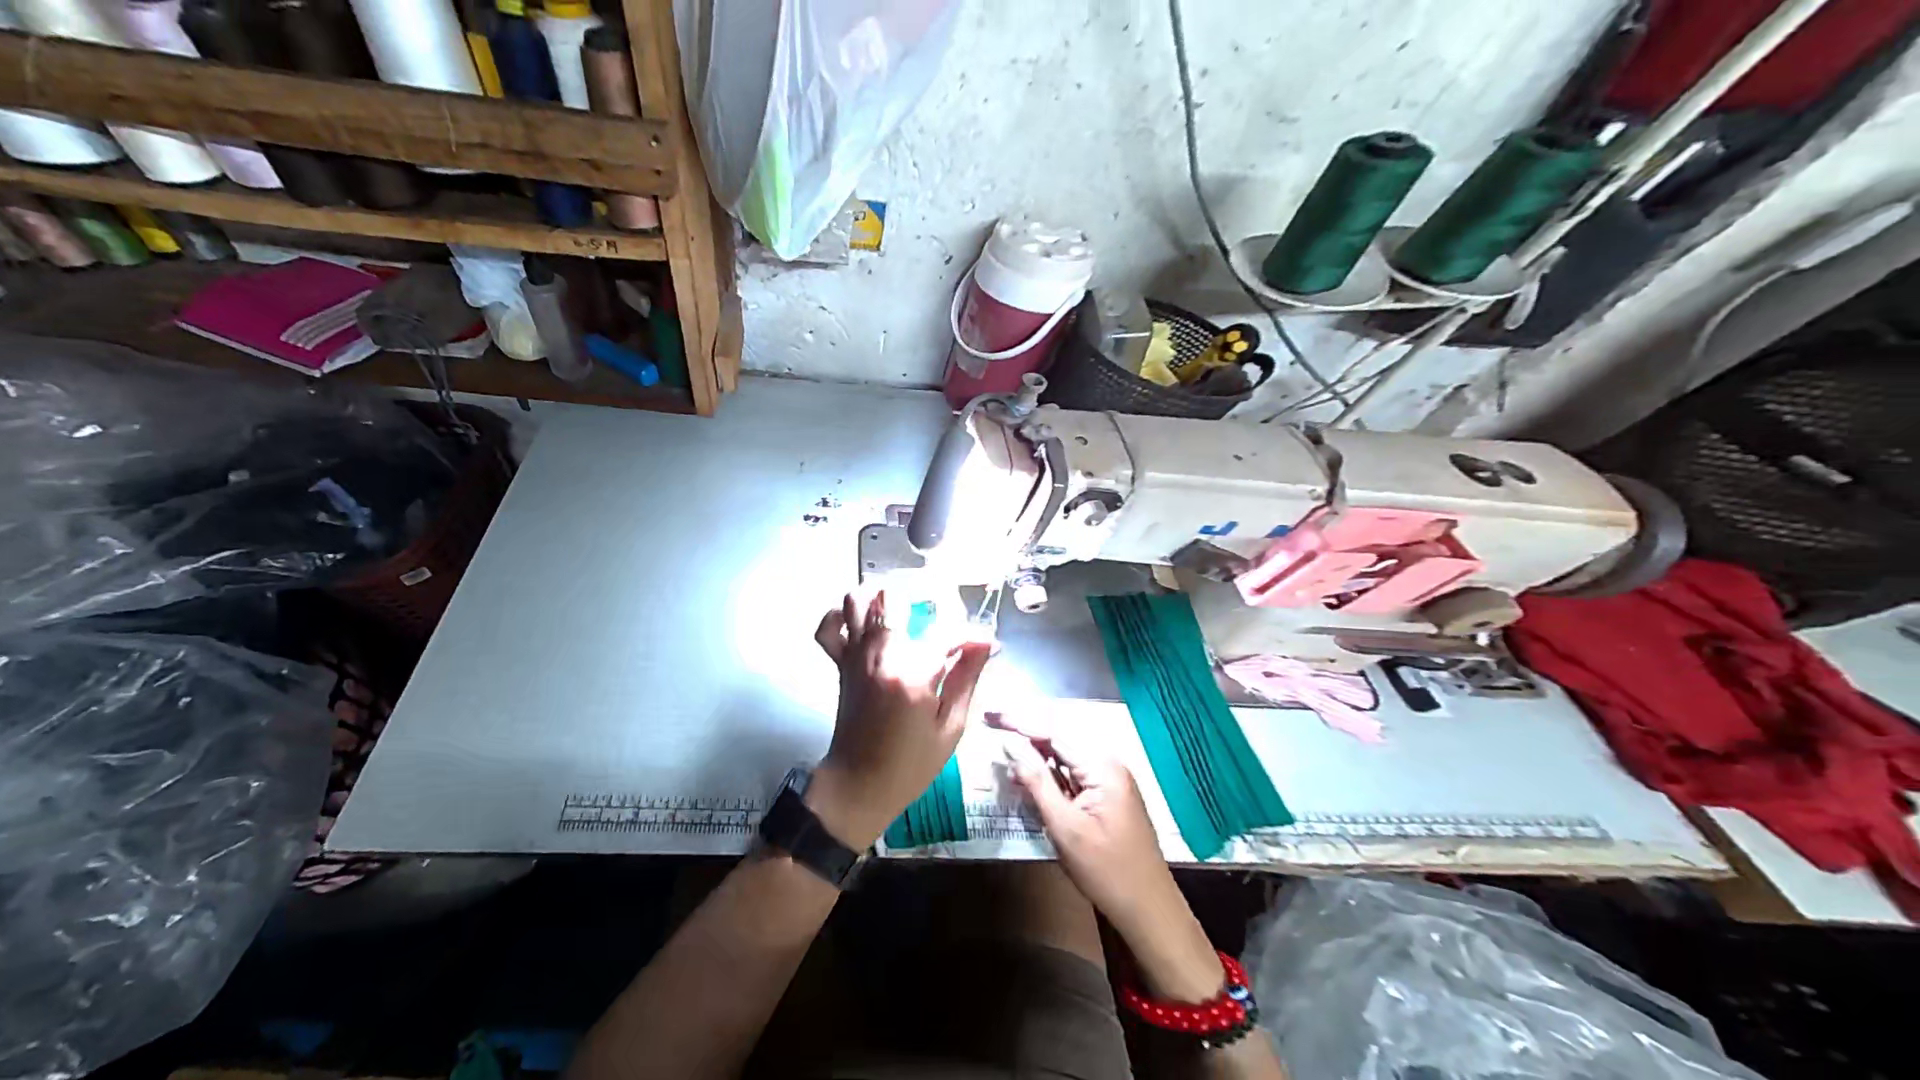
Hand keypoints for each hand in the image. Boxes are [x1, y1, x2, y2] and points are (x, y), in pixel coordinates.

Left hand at [808, 590, 990, 848]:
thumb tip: (986, 641)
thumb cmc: (911, 766)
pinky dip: (840, 617)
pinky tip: (862, 622)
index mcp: (912, 675)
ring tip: (906, 611)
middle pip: (898, 598)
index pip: (947, 631)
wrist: (858, 787)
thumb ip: (967, 678)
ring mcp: (855, 656)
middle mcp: (880, 655)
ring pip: (859, 601)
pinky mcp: (840, 664)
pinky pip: (828, 628)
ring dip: (883, 598)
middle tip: (944, 619)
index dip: (971, 635)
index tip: (983, 646)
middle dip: (928, 597)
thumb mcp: (951, 728)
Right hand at [995, 713, 1223, 1002]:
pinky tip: (1028, 776)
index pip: (1054, 733)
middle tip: (992, 724)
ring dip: (1036, 754)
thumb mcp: (1065, 827)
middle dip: (1026, 732)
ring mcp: (1110, 780)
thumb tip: (1012, 746)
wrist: (1148, 908)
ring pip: (1065, 757)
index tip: (991, 715)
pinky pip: (1073, 774)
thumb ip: (1037, 783)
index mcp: (1102, 767)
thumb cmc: (1105, 870)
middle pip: (1060, 739)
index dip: (1020, 722)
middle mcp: (1108, 765)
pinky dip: (1050, 774)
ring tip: (1004, 749)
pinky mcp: (1107, 796)